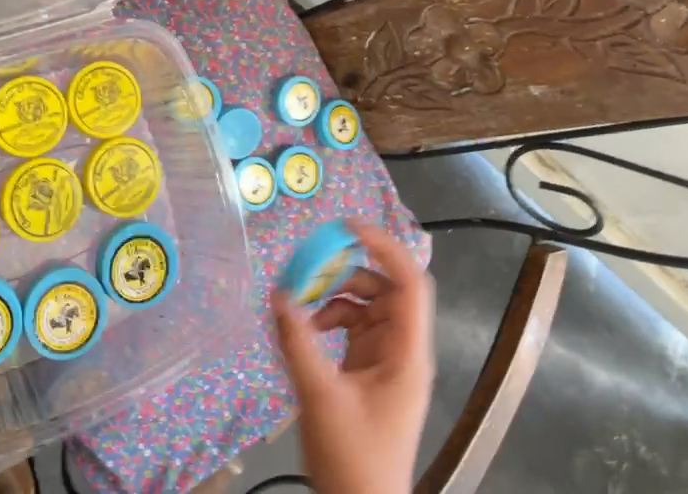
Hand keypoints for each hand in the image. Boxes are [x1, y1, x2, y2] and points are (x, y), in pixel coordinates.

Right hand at [273, 222, 433, 493]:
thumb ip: (298, 342)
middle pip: (384, 289)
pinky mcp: (367, 372)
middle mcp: (402, 350)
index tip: (347, 227)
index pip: (409, 282)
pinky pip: (352, 329)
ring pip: (365, 307)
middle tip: (308, 266)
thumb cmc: (353, 459)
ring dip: (333, 297)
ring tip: (299, 303)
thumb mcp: (320, 397)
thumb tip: (277, 294)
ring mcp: (385, 361)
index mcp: (407, 353)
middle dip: (347, 272)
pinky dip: (328, 320)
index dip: (384, 247)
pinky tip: (303, 329)